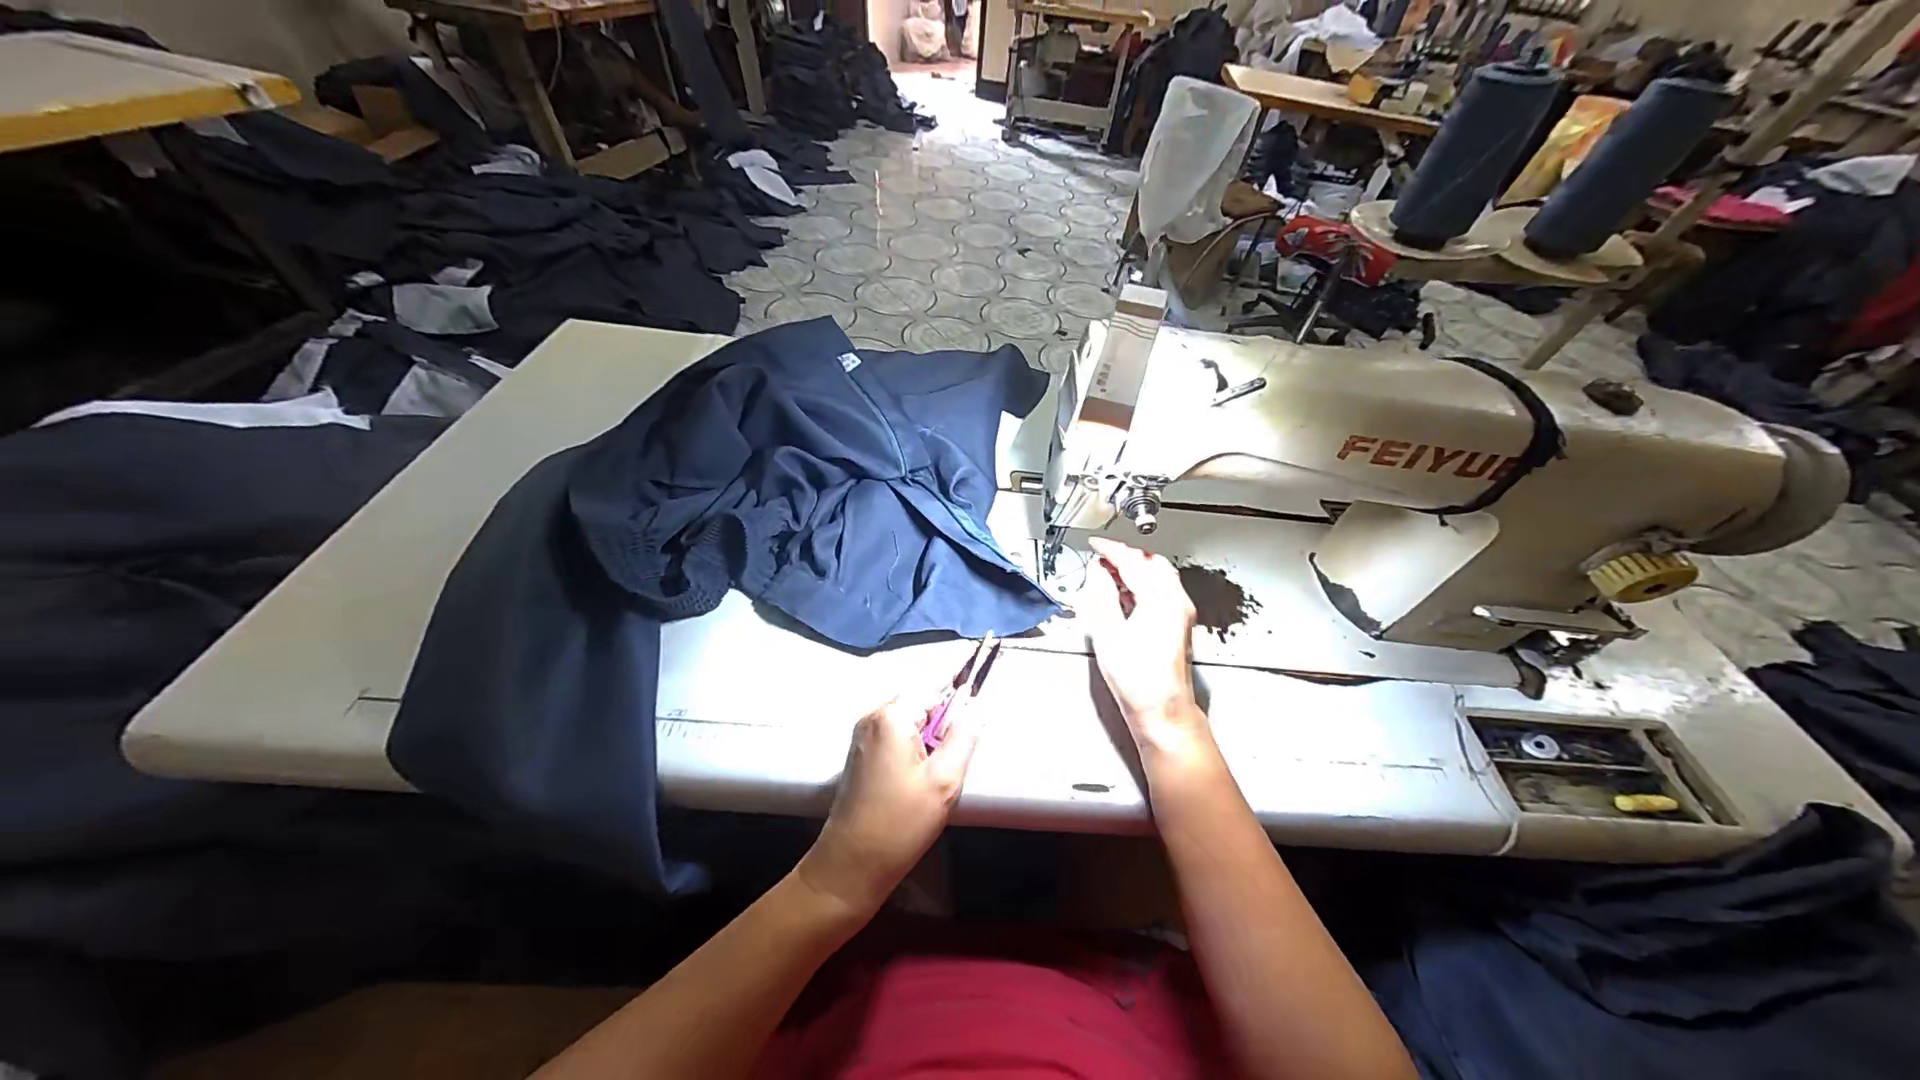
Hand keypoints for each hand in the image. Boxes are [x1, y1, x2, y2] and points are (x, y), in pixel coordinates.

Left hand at [797, 694, 977, 916]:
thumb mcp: (944, 780)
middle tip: (964, 740)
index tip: (979, 675)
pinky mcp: (861, 754)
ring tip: (945, 760)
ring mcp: (863, 735)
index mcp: (892, 716)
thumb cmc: (901, 823)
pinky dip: (916, 742)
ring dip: (932, 730)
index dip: (958, 682)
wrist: (851, 864)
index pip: (933, 683)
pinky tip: (925, 771)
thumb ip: (964, 736)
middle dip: (945, 712)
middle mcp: (873, 717)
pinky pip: (896, 734)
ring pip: (909, 717)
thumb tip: (976, 705)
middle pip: (920, 698)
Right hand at [1081, 538, 1208, 752]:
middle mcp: (1176, 602)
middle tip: (1103, 557)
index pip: (1133, 561)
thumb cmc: (1140, 680)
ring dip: (1135, 569)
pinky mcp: (1179, 625)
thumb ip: (1101, 595)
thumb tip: (1098, 572)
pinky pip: (1162, 591)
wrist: (1162, 710)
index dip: (1111, 550)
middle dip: (1126, 556)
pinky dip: (1143, 584)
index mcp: (1160, 599)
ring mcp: (1180, 614)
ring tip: (1110, 573)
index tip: (1096, 545)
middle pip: (1151, 563)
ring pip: (1159, 576)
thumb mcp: (1107, 633)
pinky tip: (1126, 594)